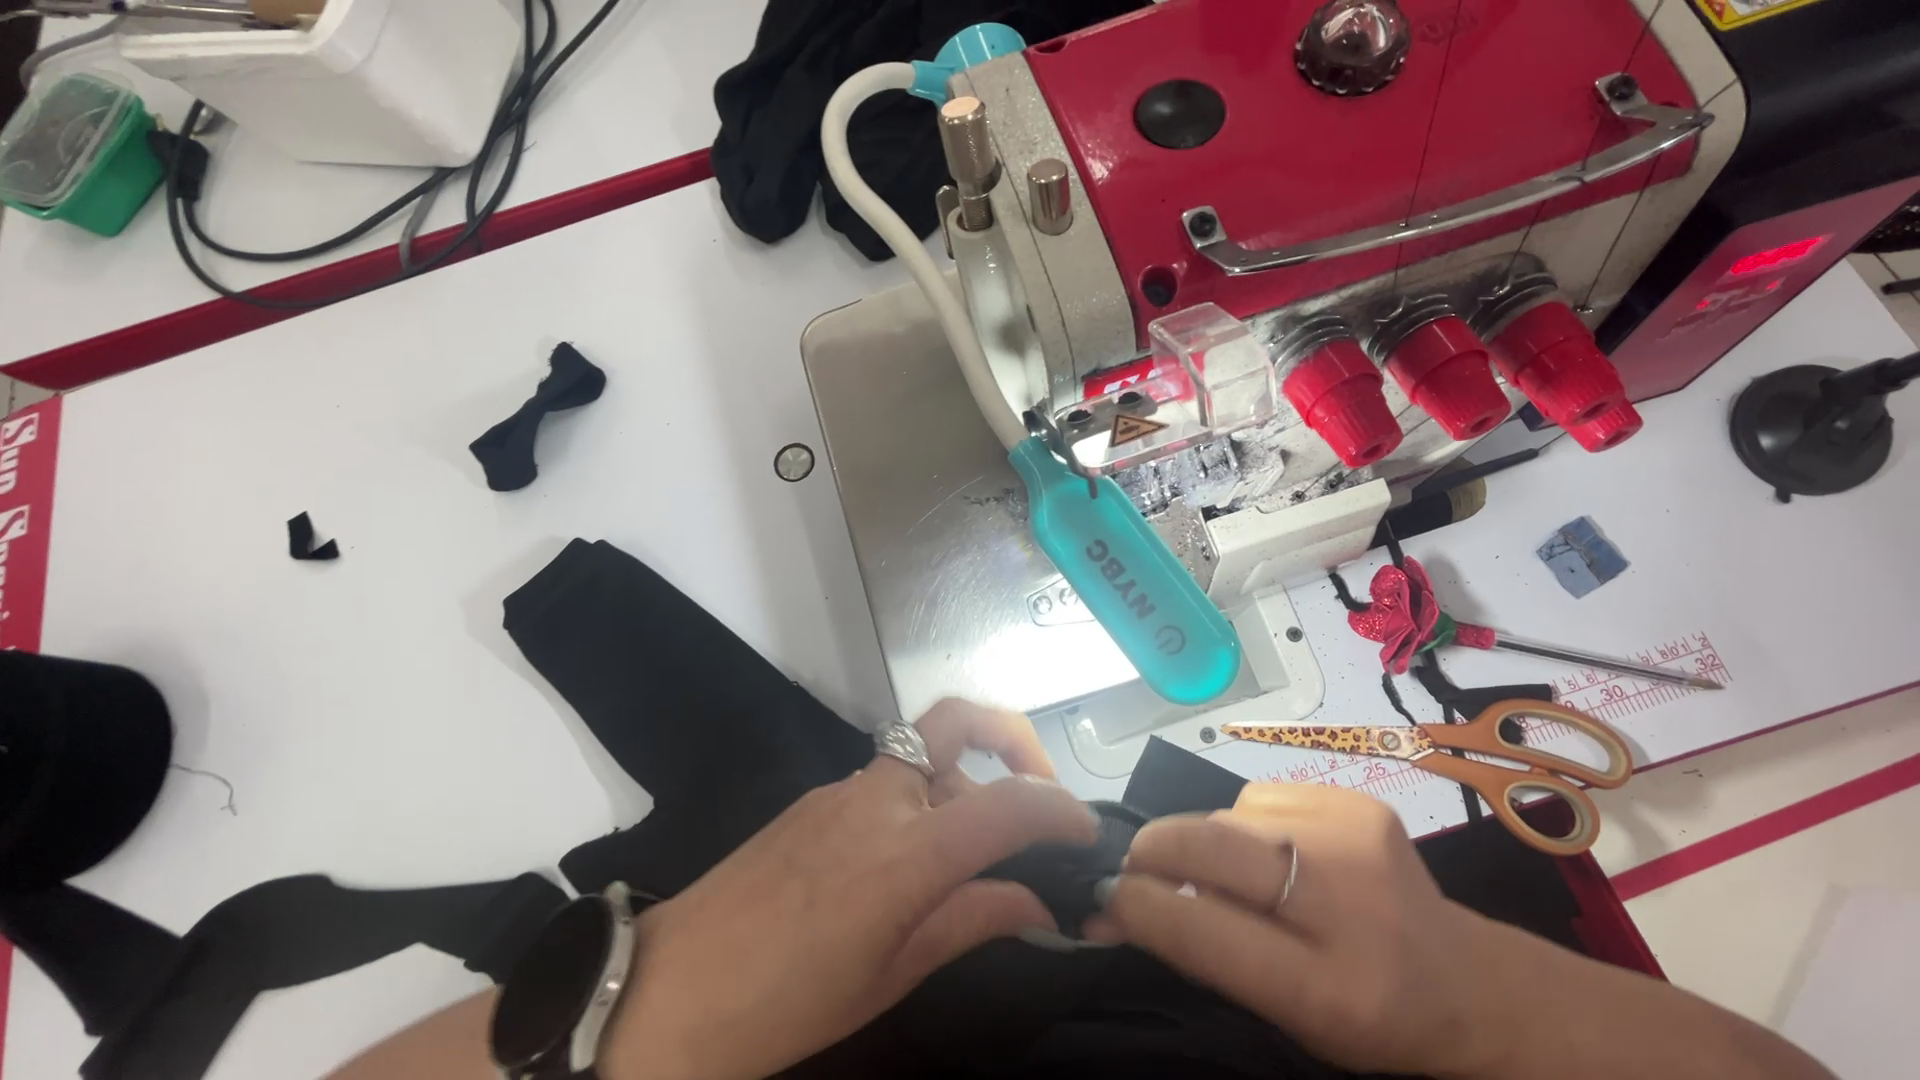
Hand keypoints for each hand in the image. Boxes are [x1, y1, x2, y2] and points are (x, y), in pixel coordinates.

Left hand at [604, 700, 1097, 1079]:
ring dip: (963, 782)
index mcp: (905, 855)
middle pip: (956, 720)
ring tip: (978, 850)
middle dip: (1013, 736)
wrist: (669, 989)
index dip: (1060, 811)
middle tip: (1040, 790)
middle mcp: (876, 800)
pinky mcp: (814, 799)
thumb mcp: (892, 974)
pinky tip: (913, 859)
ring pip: (922, 756)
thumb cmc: (787, 1002)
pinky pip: (885, 782)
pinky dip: (920, 801)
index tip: (1083, 833)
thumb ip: (972, 921)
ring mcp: (839, 791)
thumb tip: (1037, 903)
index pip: (1008, 804)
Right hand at [1085, 783, 1515, 1077]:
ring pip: (1227, 814)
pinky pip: (1257, 797)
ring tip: (1225, 871)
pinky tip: (1269, 849)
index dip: (1138, 904)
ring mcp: (1357, 838)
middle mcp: (1347, 901)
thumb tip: (1110, 904)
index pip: (1202, 928)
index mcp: (1328, 986)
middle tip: (1132, 865)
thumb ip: (1199, 954)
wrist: (1466, 982)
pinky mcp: (1358, 800)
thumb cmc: (1361, 1015)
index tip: (1102, 897)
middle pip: (1210, 844)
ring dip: (1203, 839)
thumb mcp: (1280, 1013)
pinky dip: (1242, 822)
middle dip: (1153, 849)